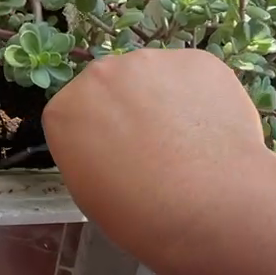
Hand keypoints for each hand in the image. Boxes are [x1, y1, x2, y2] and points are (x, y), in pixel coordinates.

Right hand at [43, 49, 275, 236]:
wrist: (212, 208)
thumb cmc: (141, 215)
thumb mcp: (89, 192)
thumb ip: (87, 154)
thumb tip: (112, 146)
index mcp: (63, 110)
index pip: (73, 115)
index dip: (96, 137)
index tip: (116, 158)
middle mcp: (98, 74)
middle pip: (109, 88)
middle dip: (127, 110)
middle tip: (153, 147)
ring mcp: (149, 61)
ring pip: (152, 77)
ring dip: (162, 100)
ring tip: (187, 140)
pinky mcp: (196, 60)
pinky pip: (191, 77)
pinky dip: (200, 97)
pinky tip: (211, 130)